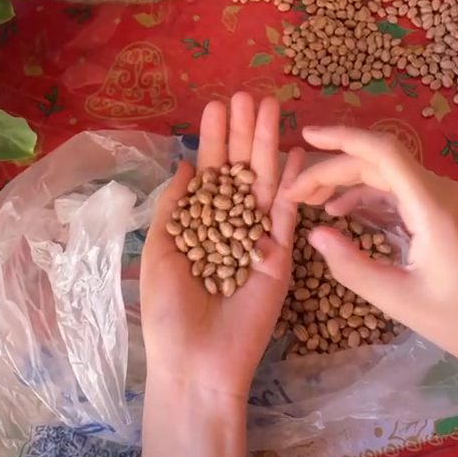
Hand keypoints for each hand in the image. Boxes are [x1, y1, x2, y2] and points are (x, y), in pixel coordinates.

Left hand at [141, 93, 301, 399]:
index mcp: (201, 222)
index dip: (214, 138)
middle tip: (247, 94)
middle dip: (243, 131)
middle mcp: (232, 223)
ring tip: (269, 107)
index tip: (216, 105)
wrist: (196, 362)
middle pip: (241, 168)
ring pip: (266, 182)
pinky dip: (293, 183)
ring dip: (268, 144)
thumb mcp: (162, 248)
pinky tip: (295, 152)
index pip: (212, 170)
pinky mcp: (282, 256)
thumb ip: (175, 204)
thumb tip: (187, 162)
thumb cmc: (168, 309)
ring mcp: (259, 237)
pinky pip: (289, 214)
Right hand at [279, 125, 457, 378]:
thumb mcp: (401, 301)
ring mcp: (447, 199)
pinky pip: (402, 191)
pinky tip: (343, 213)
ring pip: (388, 175)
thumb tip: (313, 233)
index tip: (305, 134)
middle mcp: (440, 191)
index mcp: (432, 206)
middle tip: (294, 193)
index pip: (381, 151)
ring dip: (349, 183)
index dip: (341, 137)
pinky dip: (370, 196)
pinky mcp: (447, 212)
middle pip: (378, 163)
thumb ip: (352, 266)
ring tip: (310, 201)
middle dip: (332, 170)